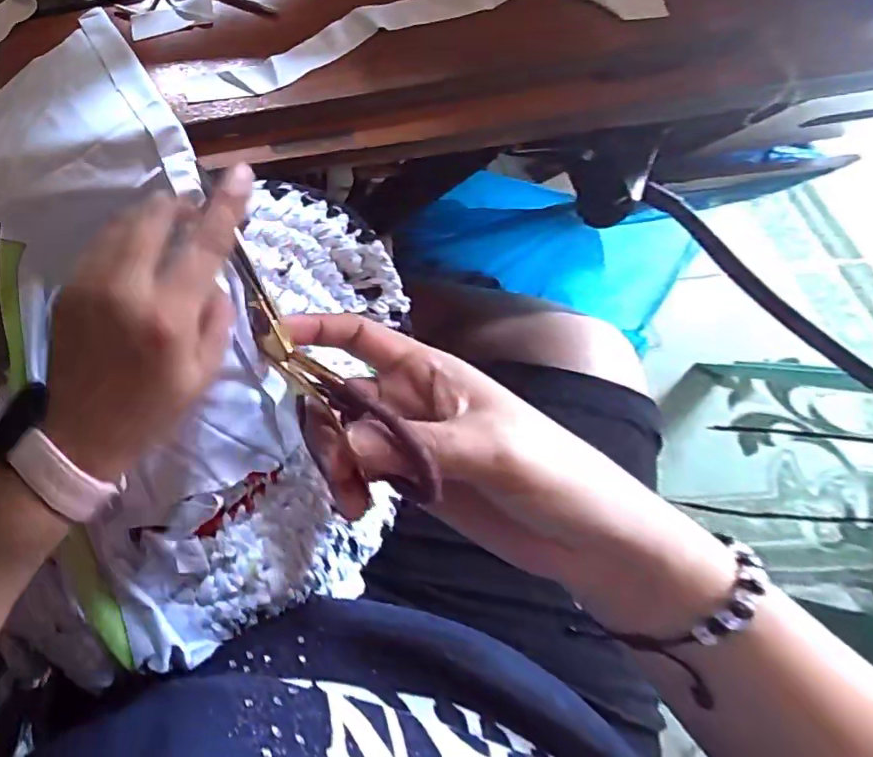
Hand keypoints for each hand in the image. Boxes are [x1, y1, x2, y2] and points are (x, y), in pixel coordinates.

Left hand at [43, 165, 254, 482]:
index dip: (226, 204)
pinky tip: (132, 251)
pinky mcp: (67, 289)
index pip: (204, 245)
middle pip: (153, 218)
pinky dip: (121, 237)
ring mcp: (89, 285)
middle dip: (177, 204)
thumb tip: (215, 275)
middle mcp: (126, 290)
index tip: (240, 172)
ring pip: (122, 224)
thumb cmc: (151, 410)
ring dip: (148, 216)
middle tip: (191, 210)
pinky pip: (99, 245)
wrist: (81, 434)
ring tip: (164, 225)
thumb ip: (217, 317)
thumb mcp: (203, 374)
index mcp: (167, 317)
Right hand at [286, 313, 735, 634]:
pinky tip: (357, 508)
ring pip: (341, 437)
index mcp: (425, 370)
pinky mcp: (405, 476)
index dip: (315, 328)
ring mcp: (402, 438)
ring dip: (334, 463)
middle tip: (334, 465)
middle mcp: (404, 398)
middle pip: (336, 395)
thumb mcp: (488, 450)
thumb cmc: (555, 472)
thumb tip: (342, 445)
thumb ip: (411, 444)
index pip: (359, 336)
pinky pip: (355, 470)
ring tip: (350, 498)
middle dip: (323, 425)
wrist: (598, 545)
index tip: (274, 337)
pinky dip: (347, 486)